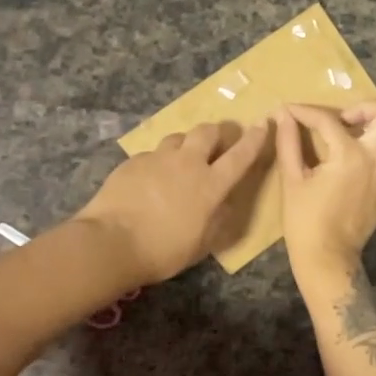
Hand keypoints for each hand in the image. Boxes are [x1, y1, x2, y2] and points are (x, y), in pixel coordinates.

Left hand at [73, 120, 270, 285]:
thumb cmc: (165, 250)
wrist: (112, 242)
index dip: (254, 139)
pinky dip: (160, 161)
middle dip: (218, 132)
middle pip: (207, 132)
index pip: (240, 155)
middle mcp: (187, 164)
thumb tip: (225, 203)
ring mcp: (157, 159)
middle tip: (220, 141)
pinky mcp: (133, 162)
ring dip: (187, 144)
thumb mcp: (204, 242)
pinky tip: (153, 179)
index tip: (263, 124)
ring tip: (185, 159)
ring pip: (178, 138)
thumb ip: (219, 218)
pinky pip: (153, 154)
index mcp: (211, 185)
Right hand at [275, 101, 375, 287]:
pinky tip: (375, 162)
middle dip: (367, 109)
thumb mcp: (292, 178)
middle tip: (346, 120)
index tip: (290, 111)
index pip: (328, 120)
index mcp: (349, 155)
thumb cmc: (305, 220)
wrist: (327, 256)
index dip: (305, 111)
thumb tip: (283, 115)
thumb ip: (289, 142)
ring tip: (366, 138)